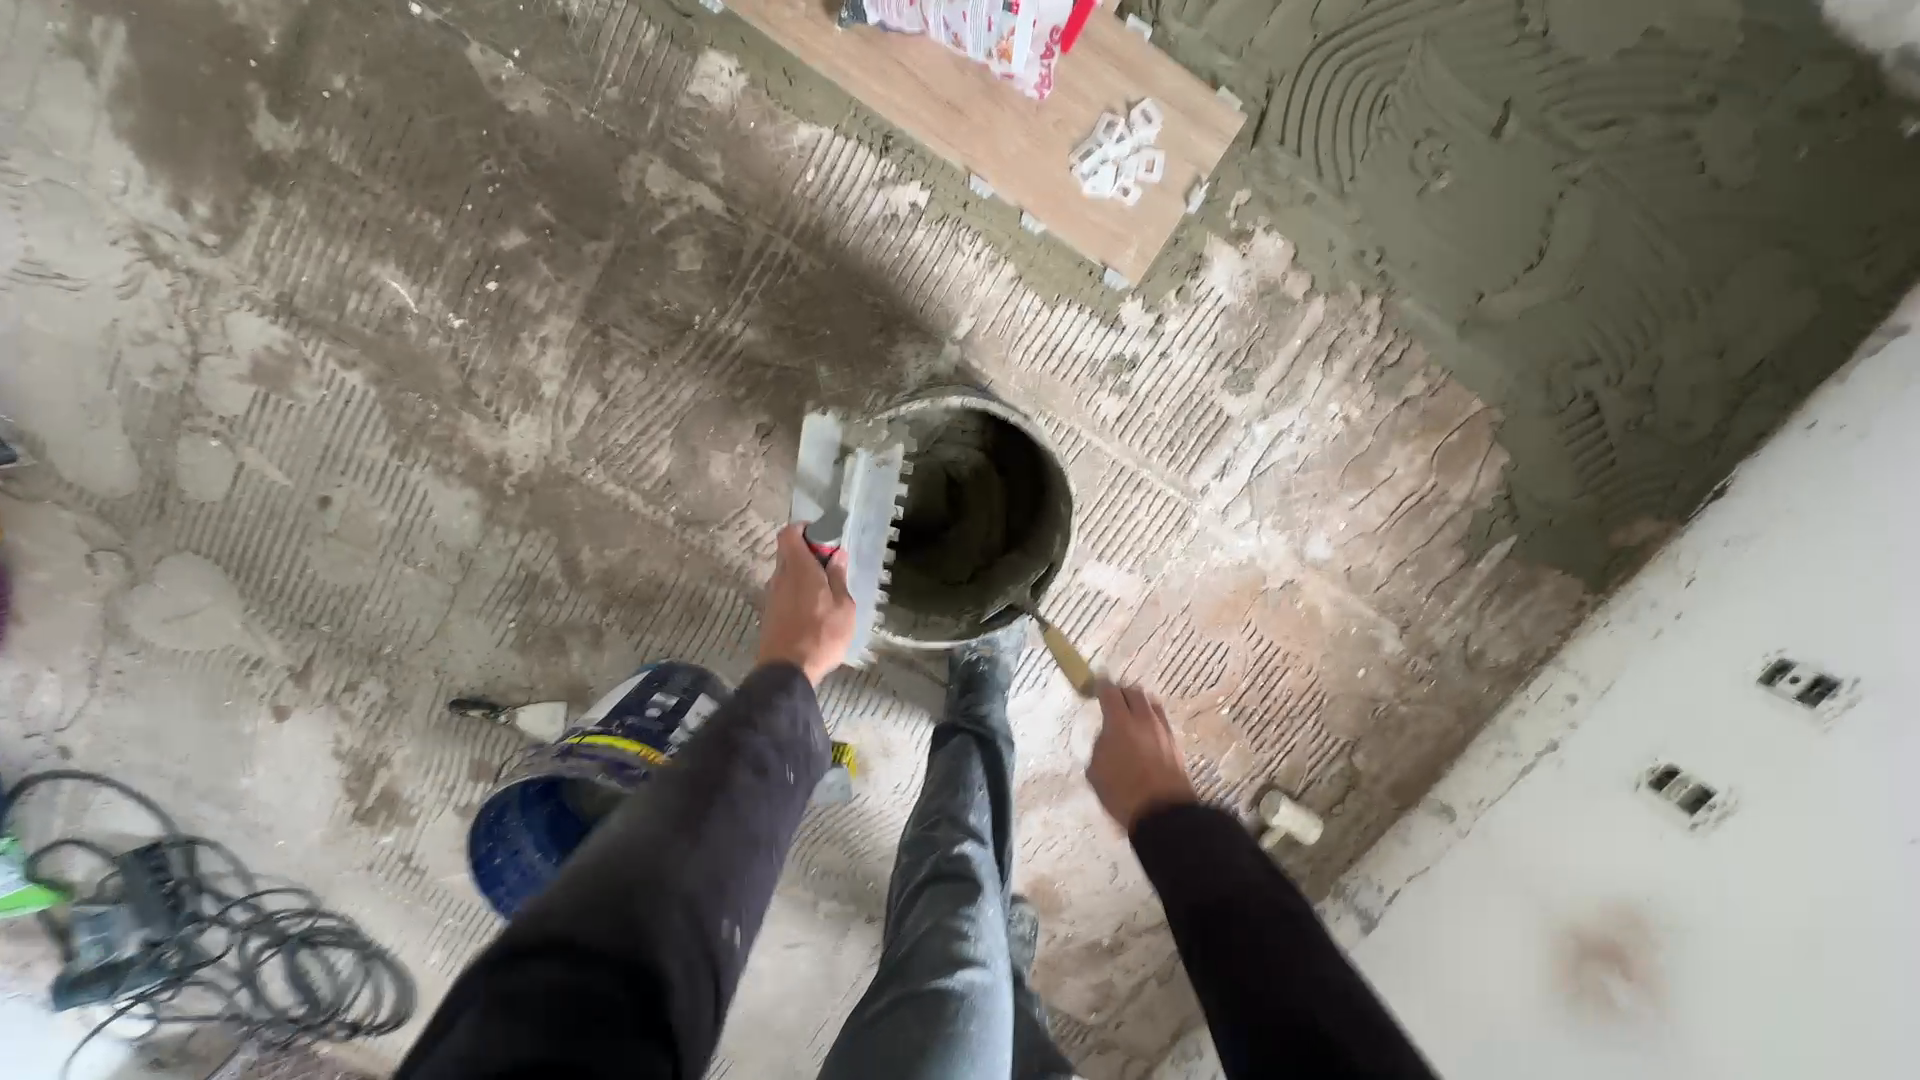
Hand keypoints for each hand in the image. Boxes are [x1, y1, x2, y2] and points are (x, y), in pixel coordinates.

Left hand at [756, 524, 855, 685]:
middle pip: (788, 552)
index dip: (803, 529)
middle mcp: (780, 577)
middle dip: (807, 552)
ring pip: (786, 573)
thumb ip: (838, 578)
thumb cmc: (821, 635)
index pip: (789, 533)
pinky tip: (813, 610)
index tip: (822, 537)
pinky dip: (797, 591)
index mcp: (799, 569)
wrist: (787, 671)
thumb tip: (837, 555)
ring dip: (803, 574)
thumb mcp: (844, 607)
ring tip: (826, 593)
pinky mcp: (769, 612)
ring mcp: (771, 595)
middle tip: (830, 567)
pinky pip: (784, 591)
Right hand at [1086, 682, 1196, 831]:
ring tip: (1131, 713)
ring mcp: (1162, 730)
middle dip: (1121, 692)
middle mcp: (1143, 720)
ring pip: (1151, 703)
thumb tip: (1107, 736)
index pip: (1109, 692)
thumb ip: (1100, 746)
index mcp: (1119, 723)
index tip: (1095, 686)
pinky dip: (1151, 718)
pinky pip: (1161, 720)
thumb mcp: (1096, 771)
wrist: (1164, 814)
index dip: (1100, 686)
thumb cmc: (1122, 794)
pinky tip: (1145, 731)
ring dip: (1139, 703)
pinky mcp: (1175, 743)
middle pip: (1134, 692)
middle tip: (1113, 700)